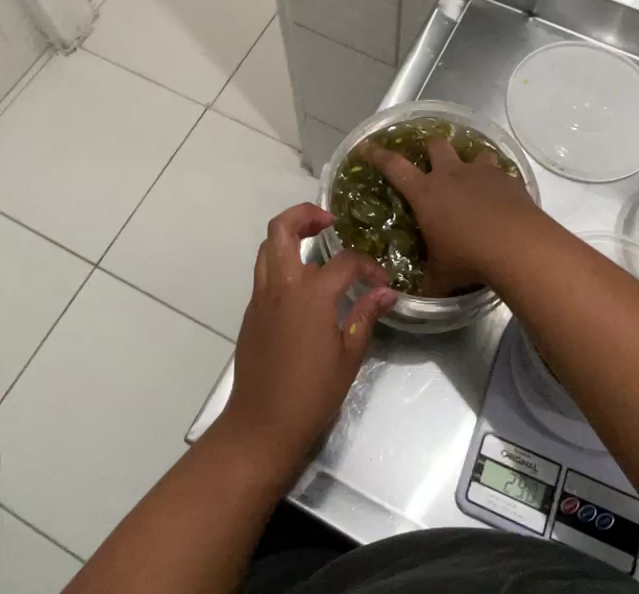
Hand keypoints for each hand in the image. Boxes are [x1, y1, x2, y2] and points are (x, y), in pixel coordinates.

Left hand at [215, 203, 395, 479]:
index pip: (345, 261)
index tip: (382, 281)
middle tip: (330, 222)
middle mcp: (282, 285)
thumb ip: (366, 316)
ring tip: (315, 245)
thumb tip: (387, 292)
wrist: (262, 424)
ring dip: (289, 236)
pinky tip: (304, 286)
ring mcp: (261, 297)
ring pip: (267, 247)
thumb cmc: (312, 393)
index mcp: (311, 294)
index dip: (368, 266)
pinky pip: (264, 273)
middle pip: (282, 229)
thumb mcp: (349, 355)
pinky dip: (282, 263)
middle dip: (305, 215)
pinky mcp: (251, 312)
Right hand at [364, 137, 547, 288]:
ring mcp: (483, 174)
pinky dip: (498, 182)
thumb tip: (418, 293)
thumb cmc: (468, 258)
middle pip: (436, 145)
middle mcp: (452, 175)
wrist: (517, 246)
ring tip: (474, 179)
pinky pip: (501, 173)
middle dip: (432, 150)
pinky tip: (501, 199)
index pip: (394, 167)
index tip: (368, 146)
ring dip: (472, 163)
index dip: (379, 155)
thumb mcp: (441, 275)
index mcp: (426, 193)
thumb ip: (429, 278)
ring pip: (474, 153)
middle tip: (433, 163)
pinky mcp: (509, 180)